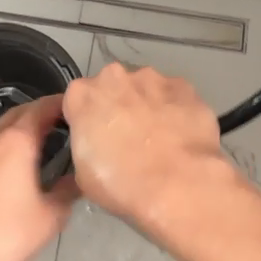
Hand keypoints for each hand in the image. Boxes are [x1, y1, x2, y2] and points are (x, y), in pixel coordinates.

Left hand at [0, 95, 77, 260]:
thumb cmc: (9, 236)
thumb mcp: (51, 216)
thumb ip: (68, 190)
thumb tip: (77, 179)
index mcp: (16, 142)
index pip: (41, 108)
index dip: (59, 104)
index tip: (74, 106)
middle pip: (17, 115)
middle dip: (38, 114)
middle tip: (60, 125)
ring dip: (16, 133)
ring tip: (37, 147)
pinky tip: (7, 171)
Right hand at [61, 63, 237, 224]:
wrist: (180, 183)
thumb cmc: (122, 183)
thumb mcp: (83, 175)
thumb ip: (85, 147)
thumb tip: (96, 149)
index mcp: (83, 95)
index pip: (76, 100)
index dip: (85, 120)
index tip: (94, 139)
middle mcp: (115, 77)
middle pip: (111, 88)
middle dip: (116, 107)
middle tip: (126, 140)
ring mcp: (153, 78)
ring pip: (144, 89)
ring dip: (146, 107)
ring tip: (159, 140)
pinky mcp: (184, 87)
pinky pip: (173, 96)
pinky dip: (175, 110)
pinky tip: (181, 136)